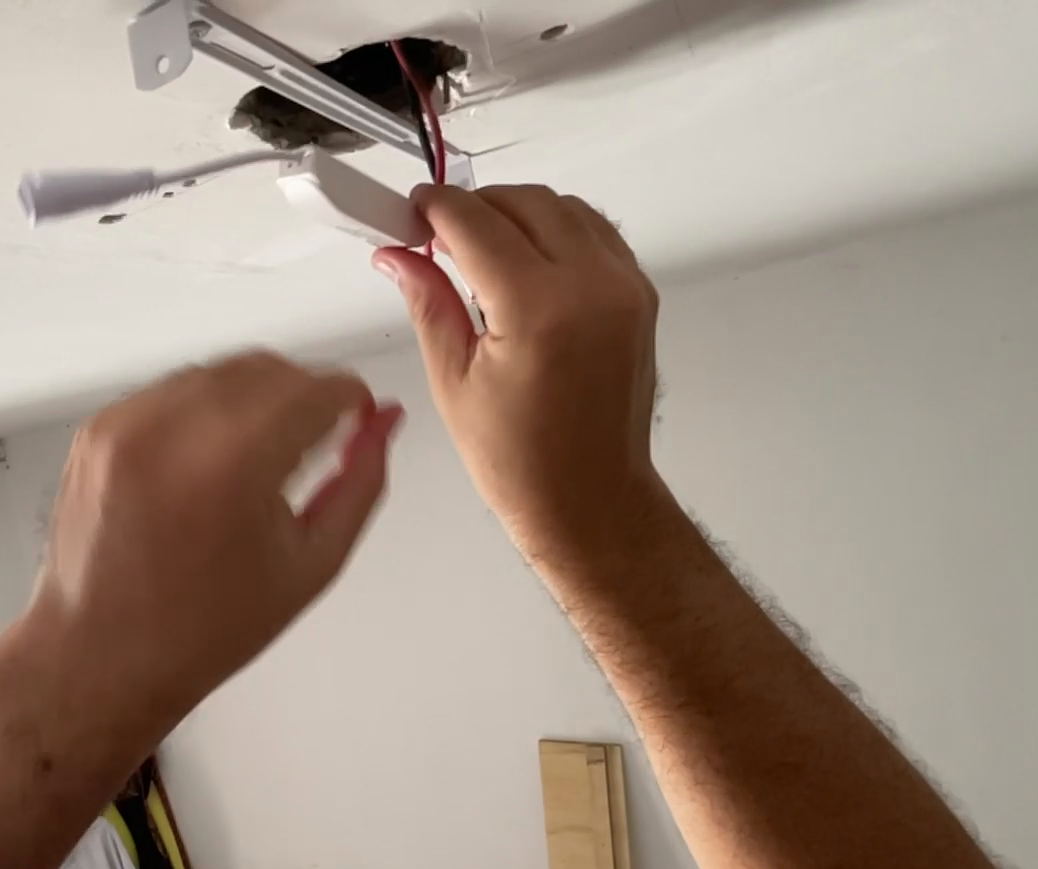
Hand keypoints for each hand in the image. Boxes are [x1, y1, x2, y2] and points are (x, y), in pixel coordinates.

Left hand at [29, 352, 402, 719]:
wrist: (103, 656)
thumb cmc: (199, 631)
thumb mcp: (311, 564)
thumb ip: (359, 484)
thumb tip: (381, 428)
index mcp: (231, 465)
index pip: (314, 389)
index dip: (350, 399)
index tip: (358, 415)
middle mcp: (170, 430)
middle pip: (269, 368)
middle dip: (306, 395)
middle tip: (319, 441)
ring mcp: (126, 424)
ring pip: (221, 371)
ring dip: (258, 399)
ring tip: (261, 462)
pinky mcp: (99, 428)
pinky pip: (174, 389)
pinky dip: (208, 410)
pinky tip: (215, 462)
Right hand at [374, 185, 658, 554]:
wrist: (588, 498)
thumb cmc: (523, 463)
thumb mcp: (453, 383)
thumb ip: (428, 304)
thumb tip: (398, 258)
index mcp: (539, 311)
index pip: (476, 224)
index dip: (435, 210)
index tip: (411, 212)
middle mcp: (592, 287)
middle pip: (522, 202)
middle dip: (472, 208)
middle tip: (434, 238)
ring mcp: (624, 288)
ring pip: (562, 208)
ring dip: (514, 214)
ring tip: (477, 255)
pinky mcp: (638, 296)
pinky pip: (594, 233)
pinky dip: (555, 232)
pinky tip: (523, 264)